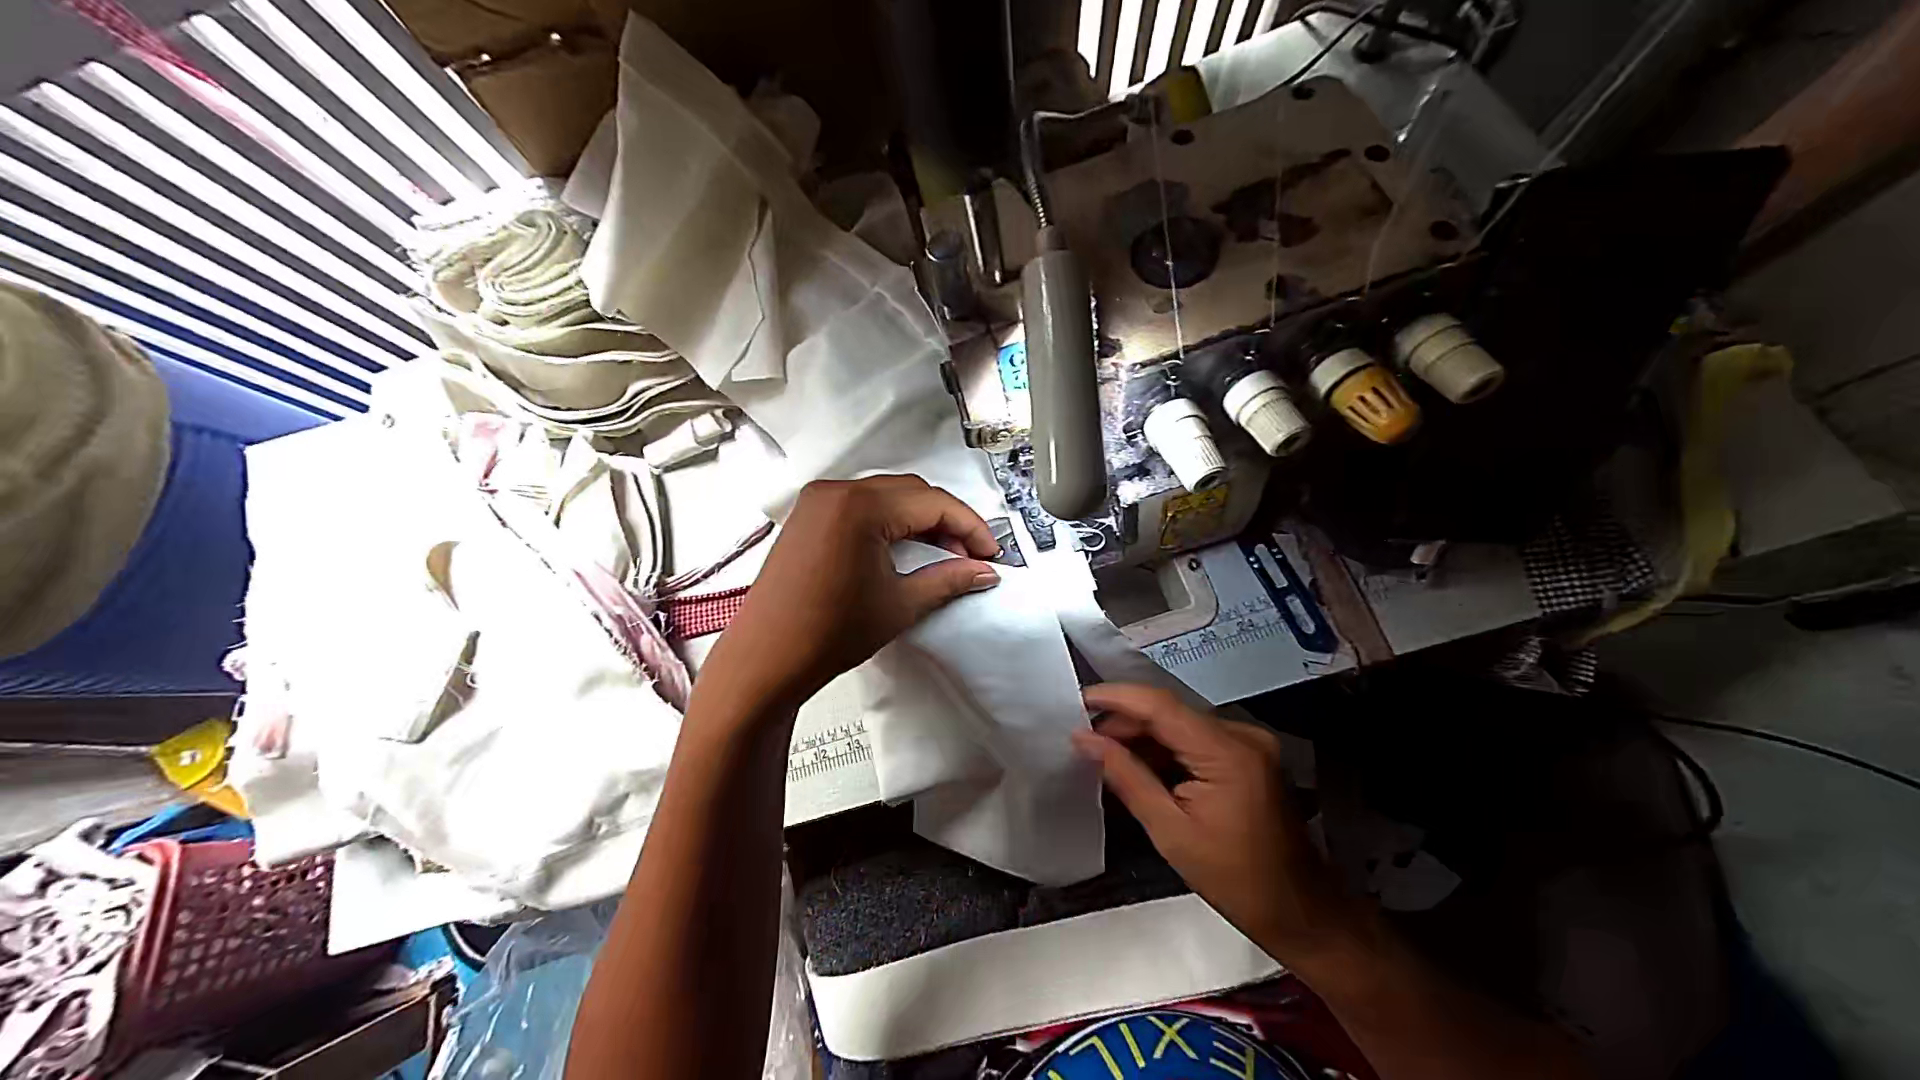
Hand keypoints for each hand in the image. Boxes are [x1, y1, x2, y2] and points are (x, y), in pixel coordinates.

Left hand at [698, 475, 1001, 711]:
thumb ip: (948, 579)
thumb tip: (979, 571)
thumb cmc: (817, 634)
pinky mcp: (808, 518)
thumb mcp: (900, 604)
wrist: (767, 659)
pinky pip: (861, 506)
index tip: (988, 550)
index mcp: (859, 507)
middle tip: (971, 555)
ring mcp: (817, 503)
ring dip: (920, 521)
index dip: (970, 527)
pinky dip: (890, 522)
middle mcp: (834, 494)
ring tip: (941, 556)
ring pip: (888, 497)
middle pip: (912, 494)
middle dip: (947, 522)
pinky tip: (906, 550)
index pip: (933, 503)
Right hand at [1072, 683, 1366, 970]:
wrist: (1300, 910)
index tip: (1077, 701)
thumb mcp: (1170, 830)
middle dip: (1125, 721)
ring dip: (1143, 735)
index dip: (1116, 697)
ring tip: (1104, 753)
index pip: (1161, 706)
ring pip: (1181, 723)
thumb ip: (1126, 776)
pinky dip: (1165, 748)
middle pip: (1170, 712)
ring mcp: (1249, 743)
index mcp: (1227, 752)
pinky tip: (1138, 764)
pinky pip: (1196, 739)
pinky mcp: (1248, 755)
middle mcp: (1242, 735)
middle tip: (1085, 739)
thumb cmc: (1235, 880)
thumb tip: (1085, 740)